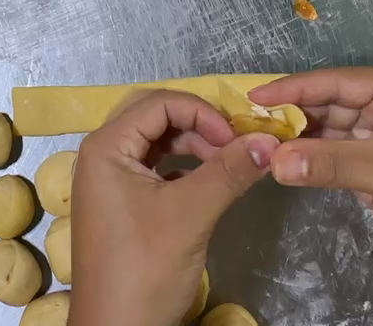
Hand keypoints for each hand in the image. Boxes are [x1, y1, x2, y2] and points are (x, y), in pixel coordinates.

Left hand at [68, 90, 278, 325]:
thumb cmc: (144, 270)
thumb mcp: (190, 216)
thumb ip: (229, 172)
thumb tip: (270, 141)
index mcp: (106, 145)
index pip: (158, 103)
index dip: (200, 112)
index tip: (235, 138)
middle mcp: (102, 152)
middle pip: (154, 115)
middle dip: (196, 123)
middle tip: (233, 143)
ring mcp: (108, 177)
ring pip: (155, 140)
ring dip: (191, 144)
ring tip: (227, 163)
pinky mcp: (120, 201)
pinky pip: (152, 166)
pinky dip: (181, 166)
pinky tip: (207, 180)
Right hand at [248, 68, 372, 301]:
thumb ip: (330, 164)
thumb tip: (273, 160)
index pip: (333, 82)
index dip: (293, 88)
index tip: (253, 97)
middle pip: (327, 105)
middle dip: (291, 113)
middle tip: (248, 124)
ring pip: (327, 133)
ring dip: (297, 140)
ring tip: (258, 145)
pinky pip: (333, 161)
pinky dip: (309, 163)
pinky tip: (285, 165)